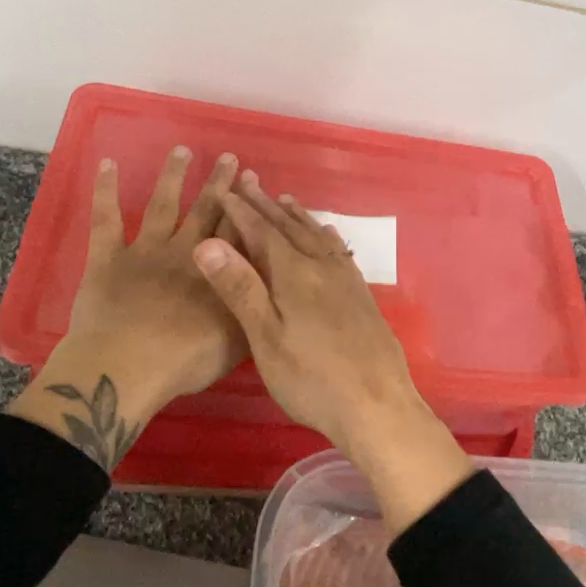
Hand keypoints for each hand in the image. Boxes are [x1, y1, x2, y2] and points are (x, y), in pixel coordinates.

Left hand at [8, 146, 241, 469]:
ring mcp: (146, 251)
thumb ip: (253, 307)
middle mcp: (186, 252)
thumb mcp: (240, 339)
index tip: (254, 182)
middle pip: (207, 211)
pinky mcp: (108, 259)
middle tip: (230, 158)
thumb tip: (271, 286)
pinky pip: (106, 220)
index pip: (238, 231)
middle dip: (220, 184)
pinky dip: (105, 191)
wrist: (129, 365)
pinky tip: (107, 163)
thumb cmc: (187, 359)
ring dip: (172, 177)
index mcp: (219, 271)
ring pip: (162, 205)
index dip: (247, 206)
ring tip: (182, 150)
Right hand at [193, 173, 473, 532]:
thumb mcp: (266, 338)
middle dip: (266, 205)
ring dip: (297, 217)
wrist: (377, 405)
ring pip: (317, 236)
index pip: (262, 232)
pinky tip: (329, 236)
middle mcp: (322, 268)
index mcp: (294, 275)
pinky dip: (327, 236)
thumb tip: (207, 242)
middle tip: (249, 181)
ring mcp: (347, 282)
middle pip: (290, 228)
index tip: (224, 189)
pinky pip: (340, 252)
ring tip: (284, 200)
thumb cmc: (312, 379)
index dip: (241, 211)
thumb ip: (240, 288)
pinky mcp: (362, 297)